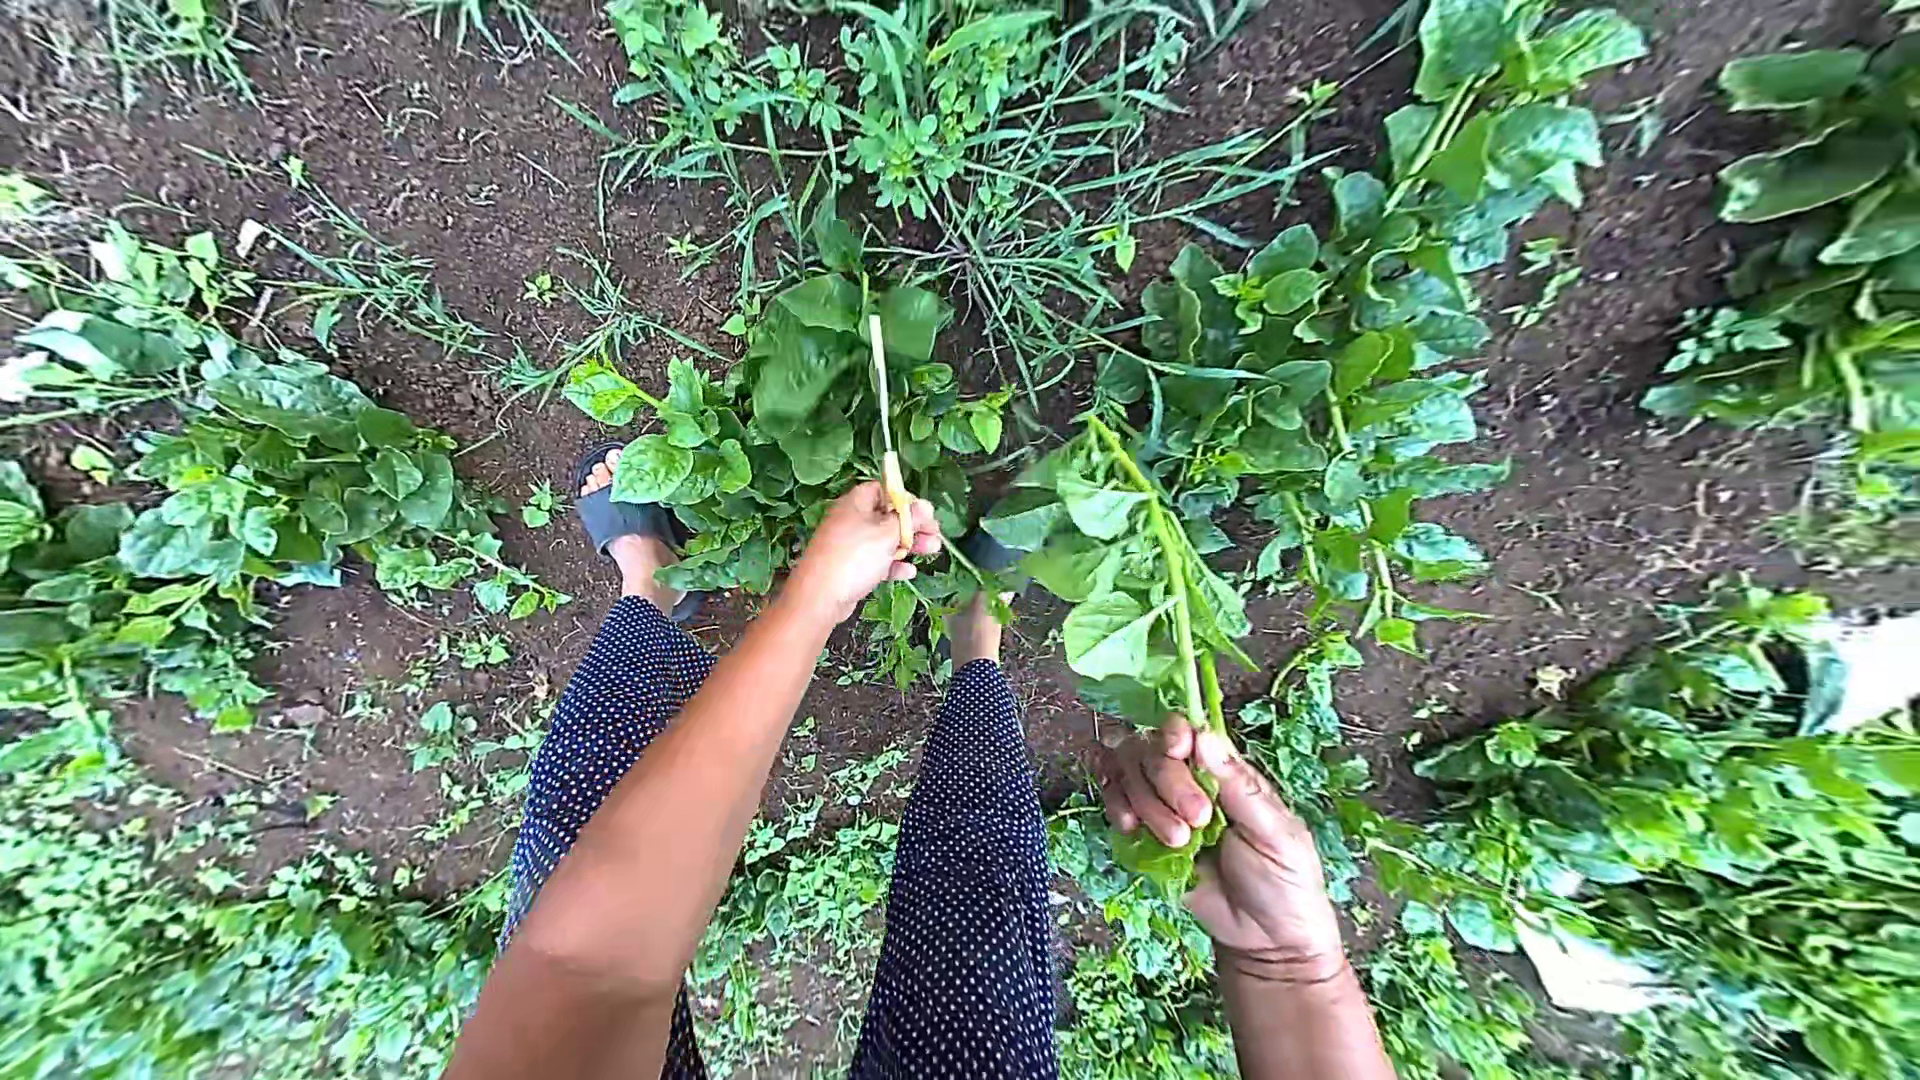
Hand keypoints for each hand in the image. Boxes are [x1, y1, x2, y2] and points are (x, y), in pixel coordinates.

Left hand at [784, 481, 940, 623]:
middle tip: (935, 534)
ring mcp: (850, 545)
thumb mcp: (887, 533)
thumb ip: (908, 519)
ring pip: (885, 540)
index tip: (924, 512)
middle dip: (914, 526)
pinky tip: (909, 572)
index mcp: (856, 503)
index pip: (884, 490)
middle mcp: (852, 520)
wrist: (820, 597)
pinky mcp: (851, 567)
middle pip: (888, 517)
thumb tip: (925, 505)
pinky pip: (877, 560)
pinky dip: (893, 564)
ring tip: (933, 551)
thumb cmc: (854, 557)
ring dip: (909, 545)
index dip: (906, 500)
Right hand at [1099, 716, 1347, 982]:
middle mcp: (1185, 776)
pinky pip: (1113, 798)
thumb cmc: (1284, 879)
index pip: (1184, 730)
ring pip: (1127, 771)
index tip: (1177, 750)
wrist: (1265, 942)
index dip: (1173, 734)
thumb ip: (1238, 784)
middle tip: (1198, 822)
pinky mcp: (1140, 829)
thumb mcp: (1275, 832)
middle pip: (1151, 750)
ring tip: (1177, 841)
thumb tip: (1204, 735)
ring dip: (1145, 802)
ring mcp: (1159, 801)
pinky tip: (1132, 828)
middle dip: (1167, 783)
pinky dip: (1116, 807)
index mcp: (1220, 767)